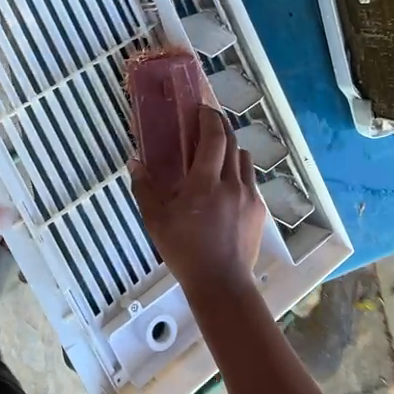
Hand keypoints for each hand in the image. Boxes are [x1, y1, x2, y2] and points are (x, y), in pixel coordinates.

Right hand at [130, 108, 264, 299]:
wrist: (222, 284)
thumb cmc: (184, 252)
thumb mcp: (155, 221)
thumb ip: (145, 188)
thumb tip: (135, 162)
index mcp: (204, 183)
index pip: (213, 137)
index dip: (209, 118)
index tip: (201, 108)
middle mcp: (231, 183)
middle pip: (231, 141)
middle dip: (220, 126)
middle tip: (207, 121)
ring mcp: (249, 196)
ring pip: (244, 158)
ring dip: (231, 148)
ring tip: (217, 152)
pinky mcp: (259, 210)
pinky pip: (250, 179)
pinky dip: (239, 171)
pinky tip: (227, 183)